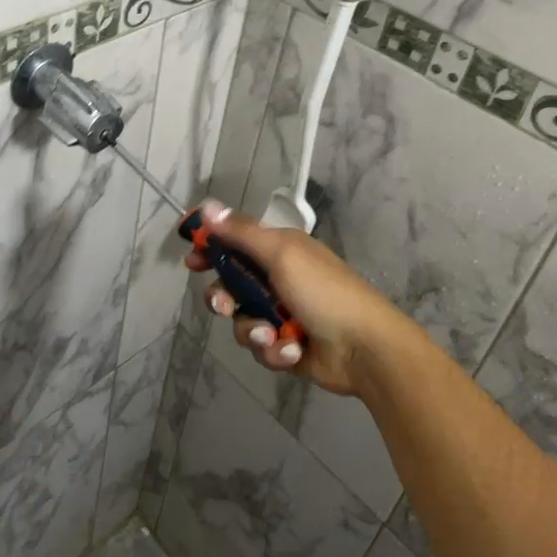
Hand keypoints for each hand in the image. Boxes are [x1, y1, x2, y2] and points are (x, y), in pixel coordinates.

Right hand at [187, 200, 412, 395]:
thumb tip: (206, 206)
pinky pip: (260, 347)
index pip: (233, 242)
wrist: (365, 348)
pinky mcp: (285, 346)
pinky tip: (293, 351)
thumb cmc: (323, 291)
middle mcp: (277, 279)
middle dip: (222, 297)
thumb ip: (240, 232)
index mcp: (278, 250)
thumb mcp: (281, 253)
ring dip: (252, 330)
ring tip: (271, 336)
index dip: (209, 248)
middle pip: (229, 285)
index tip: (191, 260)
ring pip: (241, 320)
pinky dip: (273, 351)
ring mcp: (281, 314)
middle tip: (223, 305)